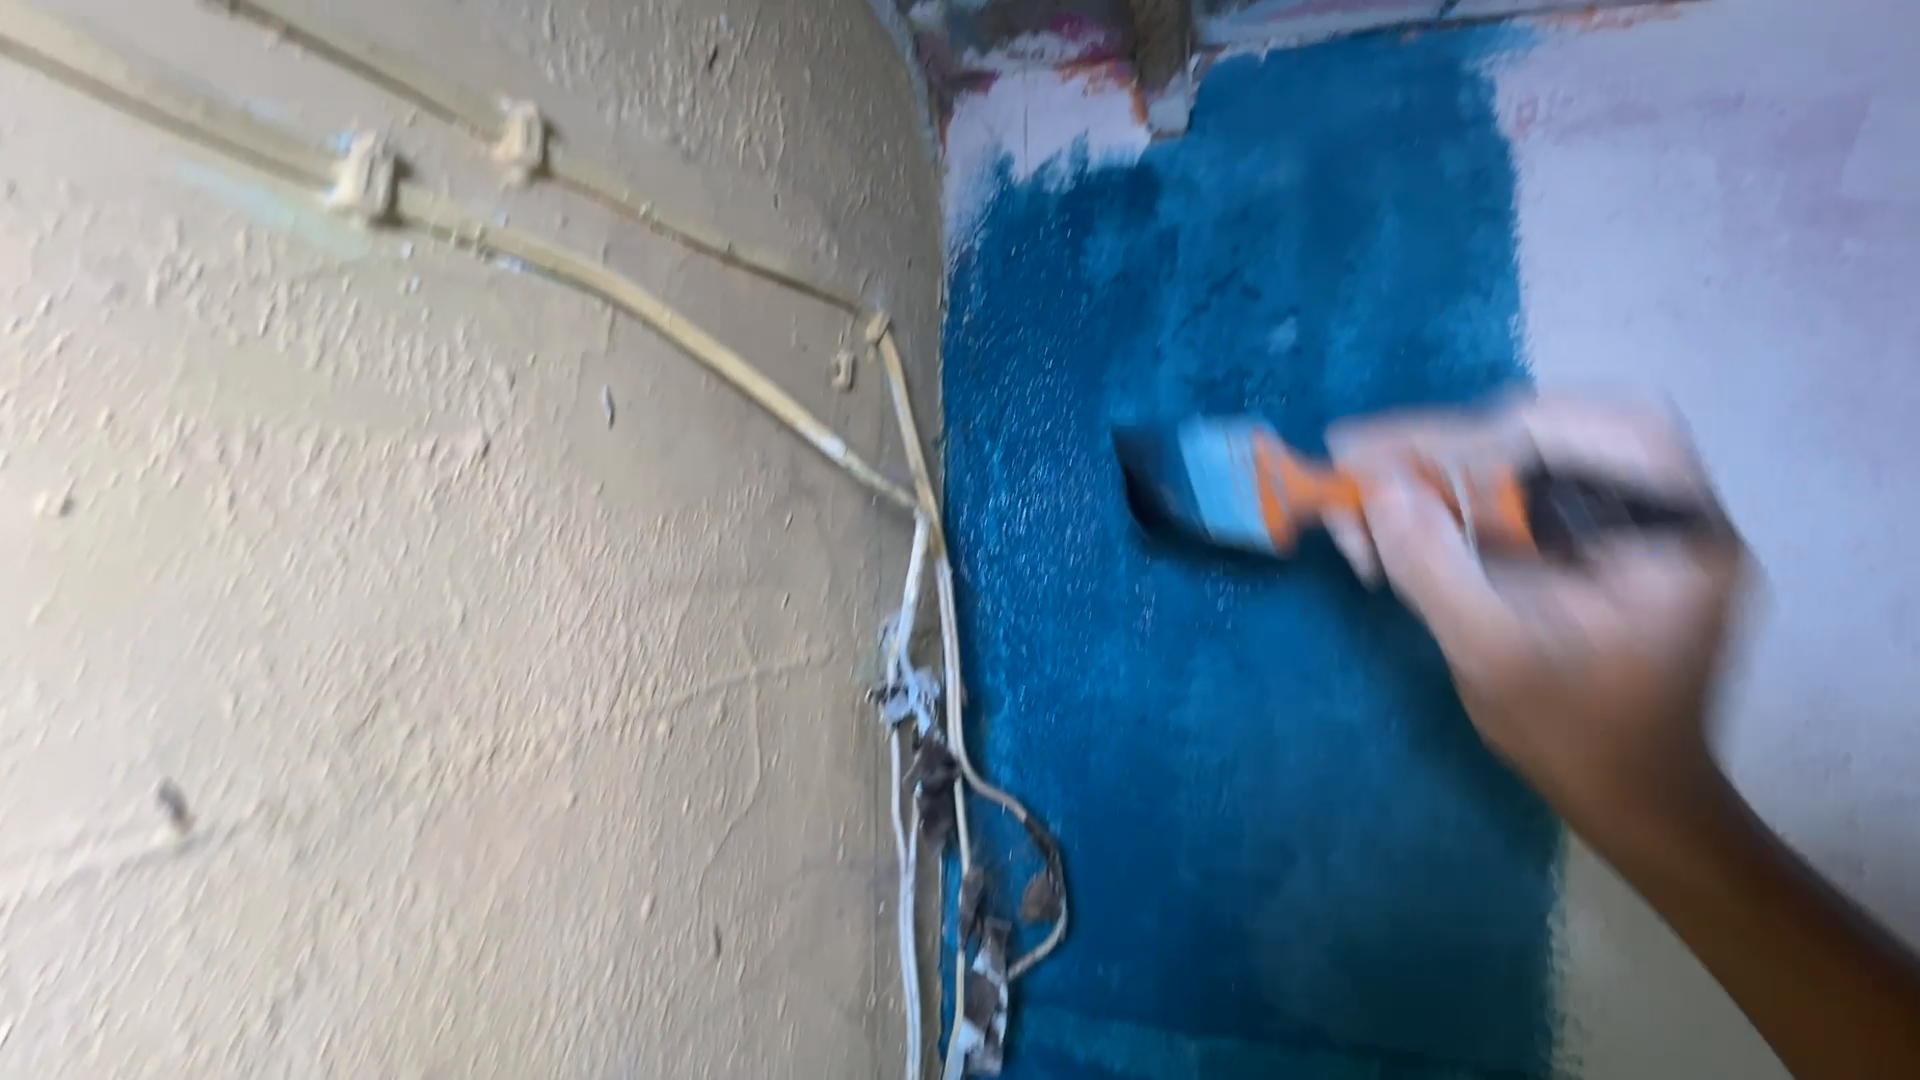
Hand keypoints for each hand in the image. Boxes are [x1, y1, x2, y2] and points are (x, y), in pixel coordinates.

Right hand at [1323, 396, 1750, 828]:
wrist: (1633, 789)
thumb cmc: (1573, 733)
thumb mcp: (1491, 653)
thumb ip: (1433, 566)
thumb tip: (1376, 488)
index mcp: (1670, 530)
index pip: (1570, 432)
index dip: (1459, 435)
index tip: (1369, 458)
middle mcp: (1669, 504)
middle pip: (1554, 422)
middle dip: (1449, 443)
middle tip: (1370, 473)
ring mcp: (1639, 515)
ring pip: (1536, 447)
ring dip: (1446, 469)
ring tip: (1377, 510)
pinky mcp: (1604, 531)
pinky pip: (1530, 482)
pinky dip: (1461, 493)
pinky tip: (1415, 524)